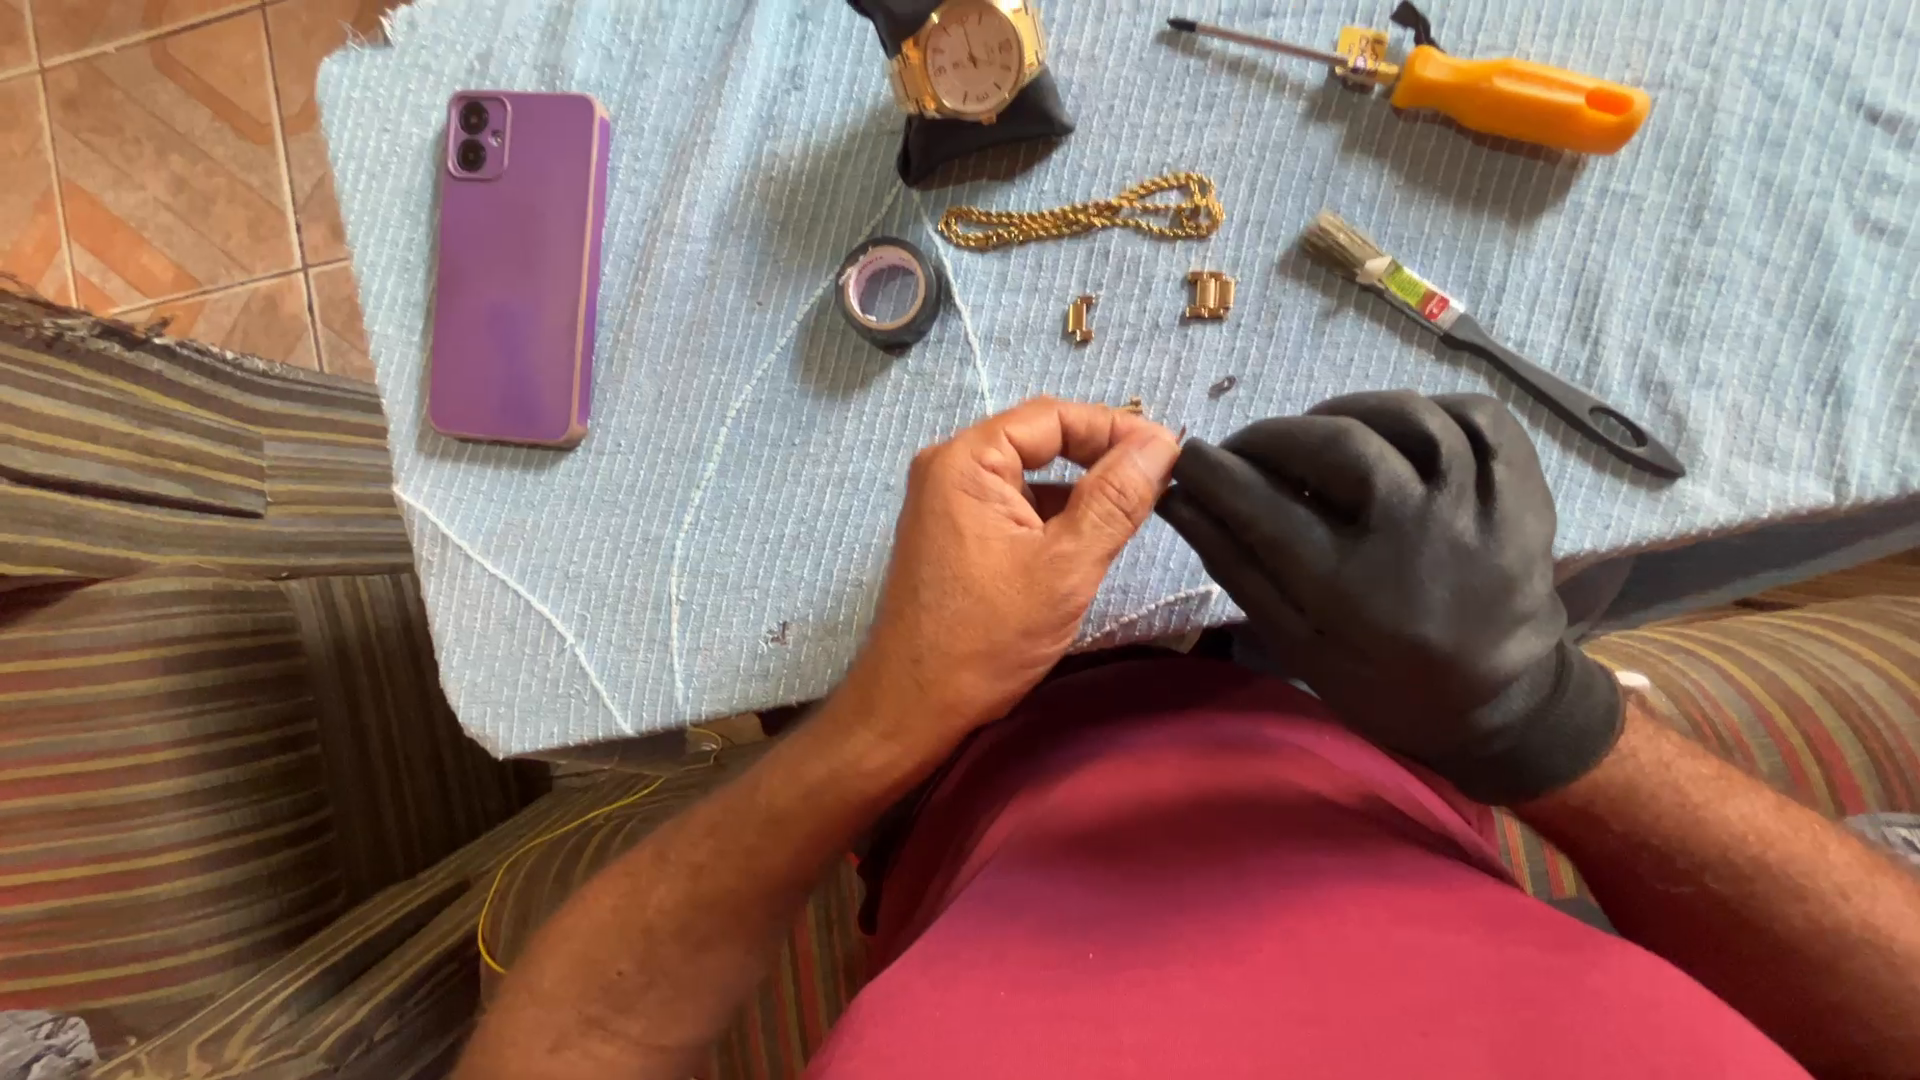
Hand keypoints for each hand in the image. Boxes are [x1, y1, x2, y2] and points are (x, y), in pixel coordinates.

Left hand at [842, 398, 1179, 760]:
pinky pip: (1012, 507)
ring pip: (1028, 477)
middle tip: (1155, 481)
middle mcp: (948, 469)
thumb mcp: (1065, 565)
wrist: (915, 706)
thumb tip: (1162, 443)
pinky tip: (1084, 541)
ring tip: (1129, 513)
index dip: (1113, 427)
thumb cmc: (986, 637)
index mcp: (965, 461)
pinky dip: (1051, 517)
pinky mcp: (953, 536)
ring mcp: (946, 503)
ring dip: (1078, 490)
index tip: (1167, 452)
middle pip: (1038, 441)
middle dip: (1098, 457)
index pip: (1051, 416)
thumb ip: (1116, 499)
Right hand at [1156, 390, 1621, 803]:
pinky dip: (1427, 409)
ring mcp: (1481, 511)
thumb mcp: (1293, 641)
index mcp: (1352, 589)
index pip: (1263, 505)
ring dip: (1342, 413)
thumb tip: (1177, 499)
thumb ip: (1235, 565)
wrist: (1503, 710)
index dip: (1212, 470)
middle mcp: (1418, 538)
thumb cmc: (1379, 683)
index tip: (1186, 456)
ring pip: (1408, 417)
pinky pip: (1479, 418)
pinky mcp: (1525, 496)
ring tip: (1313, 436)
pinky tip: (1391, 432)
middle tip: (1244, 451)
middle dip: (1271, 436)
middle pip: (1337, 445)